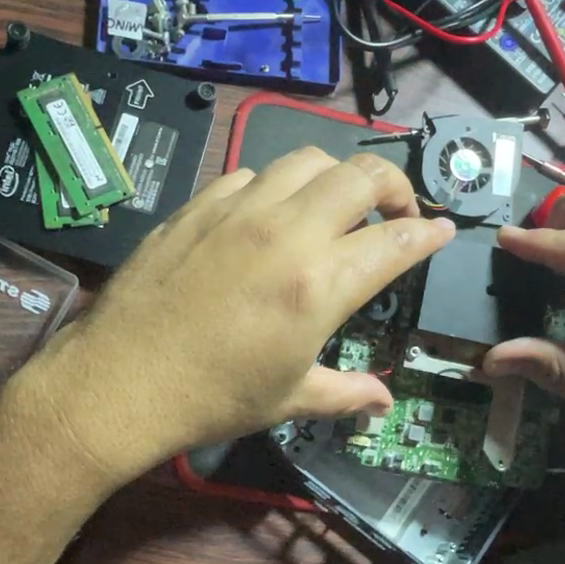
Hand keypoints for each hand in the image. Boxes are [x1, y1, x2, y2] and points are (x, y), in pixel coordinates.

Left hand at [16, 147, 455, 482]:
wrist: (123, 381)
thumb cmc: (213, 398)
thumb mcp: (289, 399)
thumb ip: (346, 393)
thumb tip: (384, 403)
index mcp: (320, 285)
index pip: (396, 239)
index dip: (429, 232)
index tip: (441, 231)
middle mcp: (287, 233)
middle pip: (362, 175)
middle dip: (394, 186)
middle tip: (393, 214)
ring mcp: (239, 212)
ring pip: (307, 160)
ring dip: (334, 177)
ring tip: (333, 207)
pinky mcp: (198, 206)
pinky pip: (251, 173)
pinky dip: (276, 186)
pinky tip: (268, 215)